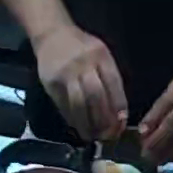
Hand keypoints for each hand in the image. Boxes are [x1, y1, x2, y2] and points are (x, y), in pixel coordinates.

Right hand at [33, 23, 127, 140]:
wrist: (52, 35)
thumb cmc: (81, 48)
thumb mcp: (100, 54)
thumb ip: (108, 78)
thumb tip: (117, 112)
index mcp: (100, 56)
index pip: (113, 83)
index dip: (117, 105)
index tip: (120, 123)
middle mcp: (84, 64)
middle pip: (96, 96)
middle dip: (102, 118)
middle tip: (106, 135)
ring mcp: (66, 74)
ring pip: (79, 103)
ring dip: (86, 123)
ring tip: (91, 136)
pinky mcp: (52, 83)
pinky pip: (64, 105)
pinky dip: (72, 119)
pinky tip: (78, 127)